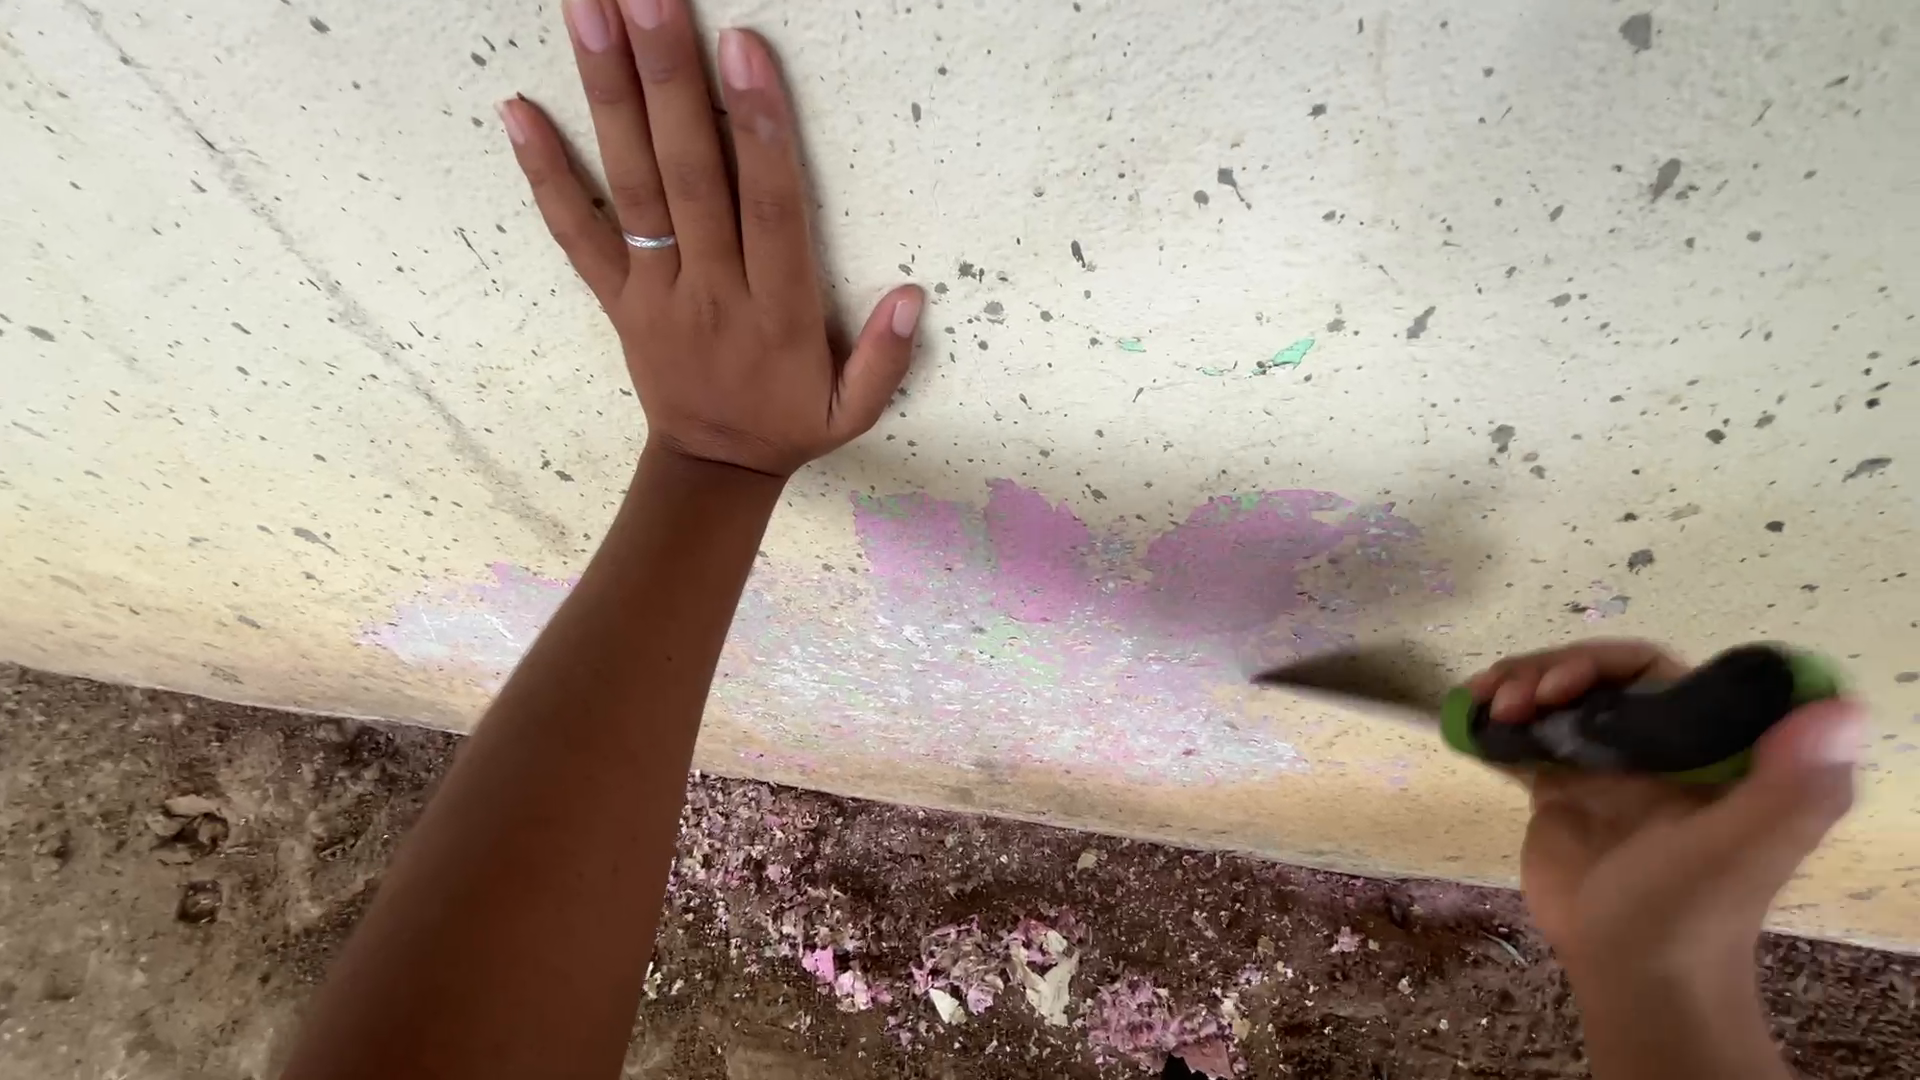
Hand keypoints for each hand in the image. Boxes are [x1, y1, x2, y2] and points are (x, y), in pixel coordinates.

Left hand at [497, 0, 922, 476]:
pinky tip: (517, 111)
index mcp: (777, 315)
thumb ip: (886, 360)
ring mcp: (657, 295)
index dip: (759, 131)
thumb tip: (913, 295)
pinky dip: (546, 177)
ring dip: (610, 100)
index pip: (770, 211)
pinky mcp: (619, 302)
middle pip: (691, 180)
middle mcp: (712, 294)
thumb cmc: (789, 429)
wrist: (714, 469)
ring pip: (633, 192)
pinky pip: (577, 238)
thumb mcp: (854, 413)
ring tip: (589, 10)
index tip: (743, 48)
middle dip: (670, 83)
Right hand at [1466, 639, 1863, 974]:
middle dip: (1540, 673)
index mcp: (1701, 750)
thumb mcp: (1742, 848)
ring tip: (1482, 705)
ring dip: (1511, 688)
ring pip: (1549, 701)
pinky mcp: (1553, 789)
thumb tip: (1839, 705)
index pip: (1651, 674)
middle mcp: (1649, 749)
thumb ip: (1790, 785)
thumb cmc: (1687, 909)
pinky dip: (1489, 721)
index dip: (1599, 663)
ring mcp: (1597, 767)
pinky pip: (1520, 737)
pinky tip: (1466, 720)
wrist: (1627, 969)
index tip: (1560, 685)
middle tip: (1508, 699)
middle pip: (1588, 679)